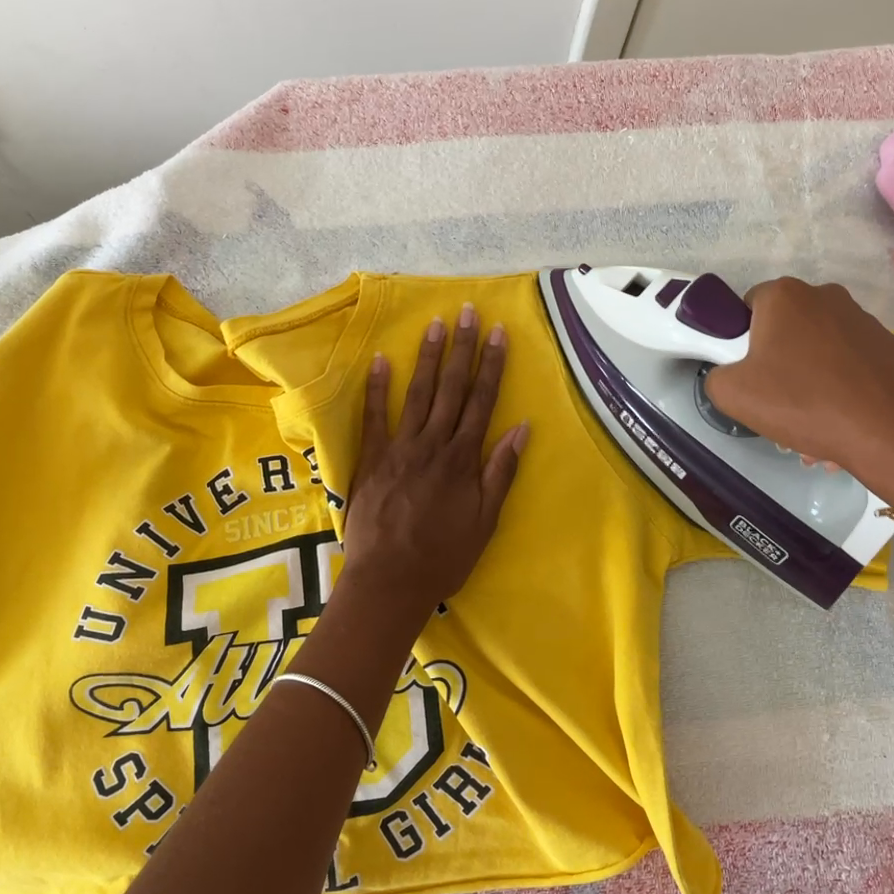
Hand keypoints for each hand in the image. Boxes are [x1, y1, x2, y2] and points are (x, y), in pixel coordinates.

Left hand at [341, 304, 528, 614]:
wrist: (390, 580)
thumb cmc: (443, 556)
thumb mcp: (485, 521)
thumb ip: (501, 472)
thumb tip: (521, 428)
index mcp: (463, 458)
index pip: (482, 401)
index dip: (492, 366)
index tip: (499, 334)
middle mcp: (434, 444)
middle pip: (452, 388)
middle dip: (462, 349)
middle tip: (468, 313)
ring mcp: (400, 448)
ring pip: (418, 394)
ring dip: (428, 358)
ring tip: (435, 325)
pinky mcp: (371, 459)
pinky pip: (374, 417)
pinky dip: (378, 388)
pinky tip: (382, 360)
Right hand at [703, 279, 893, 491]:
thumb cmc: (803, 402)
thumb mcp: (732, 394)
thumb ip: (716, 375)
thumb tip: (732, 374)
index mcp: (784, 296)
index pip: (746, 308)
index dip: (739, 343)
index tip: (746, 375)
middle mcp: (826, 296)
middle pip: (785, 331)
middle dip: (777, 367)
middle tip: (776, 406)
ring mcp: (865, 321)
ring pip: (819, 354)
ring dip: (809, 385)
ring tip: (812, 430)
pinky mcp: (893, 348)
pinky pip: (851, 369)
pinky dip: (841, 393)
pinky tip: (842, 426)